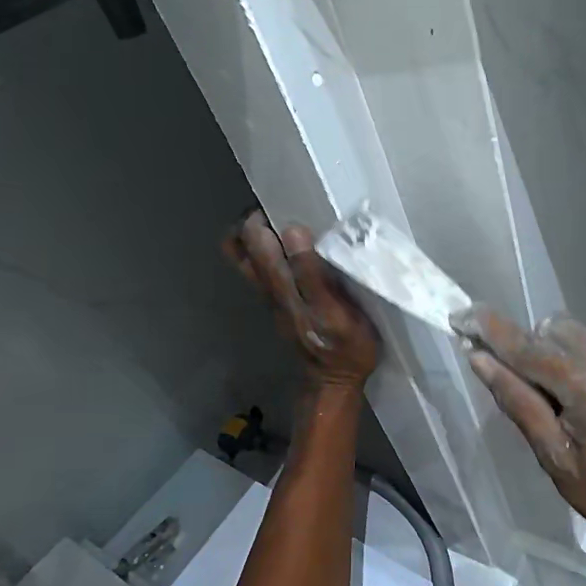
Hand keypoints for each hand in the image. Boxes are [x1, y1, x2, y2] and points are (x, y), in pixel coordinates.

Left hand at [224, 211, 379, 392]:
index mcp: (280, 287)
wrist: (335, 382)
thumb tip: (292, 231)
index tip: (286, 202)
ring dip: (262, 235)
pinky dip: (273, 250)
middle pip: (240, 246)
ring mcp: (273, 296)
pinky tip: (300, 245)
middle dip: (256, 220)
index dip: (260, 217)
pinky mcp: (283, 302)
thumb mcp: (336, 314)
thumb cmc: (346, 348)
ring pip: (249, 257)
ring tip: (291, 223)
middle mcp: (269, 288)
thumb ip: (312, 275)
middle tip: (286, 208)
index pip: (251, 242)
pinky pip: (265, 268)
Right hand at [455, 307, 585, 564]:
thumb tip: (479, 359)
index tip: (460, 315)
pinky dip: (571, 361)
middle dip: (524, 344)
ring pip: (573, 333)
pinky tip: (576, 400)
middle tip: (508, 379)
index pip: (529, 347)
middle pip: (552, 328)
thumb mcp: (555, 458)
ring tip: (548, 398)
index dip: (490, 329)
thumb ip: (517, 402)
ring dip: (548, 352)